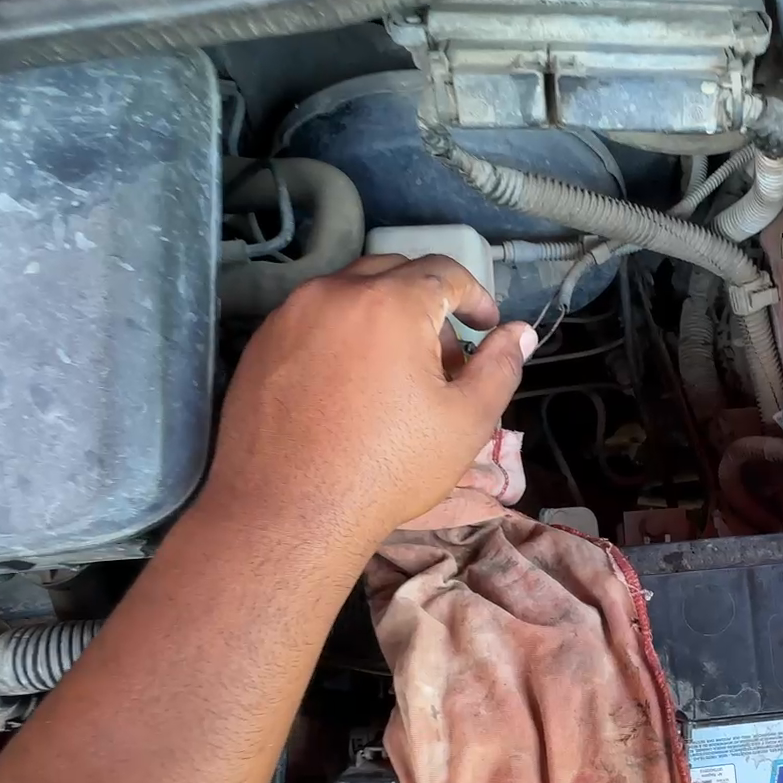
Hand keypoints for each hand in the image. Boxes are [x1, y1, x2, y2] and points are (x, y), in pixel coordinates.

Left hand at [195, 254, 534, 556]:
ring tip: (402, 375)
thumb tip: (520, 333)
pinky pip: (316, 319)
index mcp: (391, 304)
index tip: (487, 327)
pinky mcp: (262, 344)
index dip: (476, 295)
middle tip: (448, 356)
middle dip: (431, 303)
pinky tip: (356, 388)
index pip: (444, 272)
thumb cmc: (392, 466)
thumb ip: (500, 367)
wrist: (292, 511)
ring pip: (352, 294)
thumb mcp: (467, 421)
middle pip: (395, 272)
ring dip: (388, 317)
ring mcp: (289, 316)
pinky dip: (348, 335)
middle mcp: (335, 293)